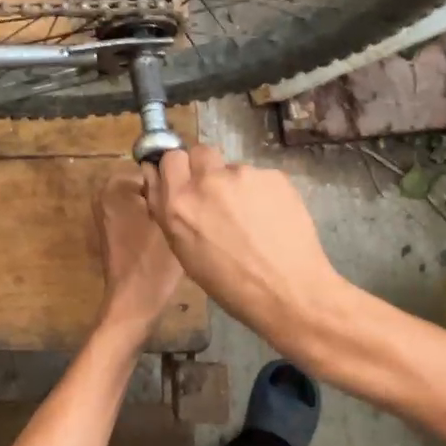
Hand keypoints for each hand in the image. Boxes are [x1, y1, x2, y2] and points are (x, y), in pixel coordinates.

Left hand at [92, 174, 185, 334]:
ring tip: (177, 228)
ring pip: (145, 200)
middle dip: (166, 197)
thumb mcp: (169, 217)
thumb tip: (179, 169)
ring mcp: (104, 212)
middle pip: (149, 184)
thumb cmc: (154, 260)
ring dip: (161, 210)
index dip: (175, 185)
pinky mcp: (110, 229)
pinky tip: (165, 237)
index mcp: (116, 185)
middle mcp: (104, 193)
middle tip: (184, 217)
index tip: (188, 203)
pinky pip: (137, 214)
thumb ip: (171, 187)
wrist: (134, 301)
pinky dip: (150, 222)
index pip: (157, 169)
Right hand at [141, 146, 354, 334]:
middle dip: (204, 168)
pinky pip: (260, 178)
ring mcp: (243, 174)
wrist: (290, 292)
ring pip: (233, 168)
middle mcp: (207, 181)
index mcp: (179, 202)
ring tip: (251, 218)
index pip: (169, 158)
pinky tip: (271, 219)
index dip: (178, 169)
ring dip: (236, 185)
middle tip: (216, 196)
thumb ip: (166, 210)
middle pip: (200, 152)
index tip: (184, 182)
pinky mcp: (274, 176)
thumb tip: (154, 176)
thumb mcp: (183, 252)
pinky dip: (262, 193)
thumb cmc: (229, 284)